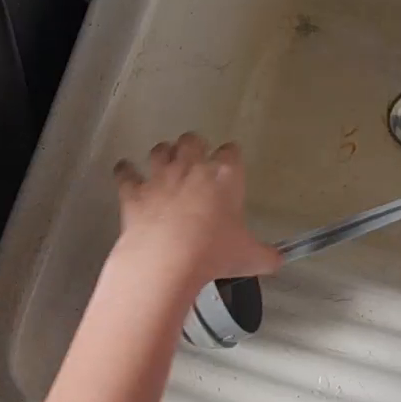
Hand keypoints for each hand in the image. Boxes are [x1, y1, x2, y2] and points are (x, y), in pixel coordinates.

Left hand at [112, 134, 280, 288]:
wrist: (167, 261)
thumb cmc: (212, 253)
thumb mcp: (249, 257)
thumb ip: (265, 255)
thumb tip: (275, 261)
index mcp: (225, 176)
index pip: (231, 153)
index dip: (231, 157)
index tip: (231, 163)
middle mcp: (191, 168)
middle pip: (192, 140)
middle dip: (195, 145)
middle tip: (197, 156)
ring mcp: (160, 178)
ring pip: (160, 150)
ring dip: (163, 153)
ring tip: (165, 159)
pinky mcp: (133, 193)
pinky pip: (126, 173)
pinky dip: (125, 171)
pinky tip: (125, 171)